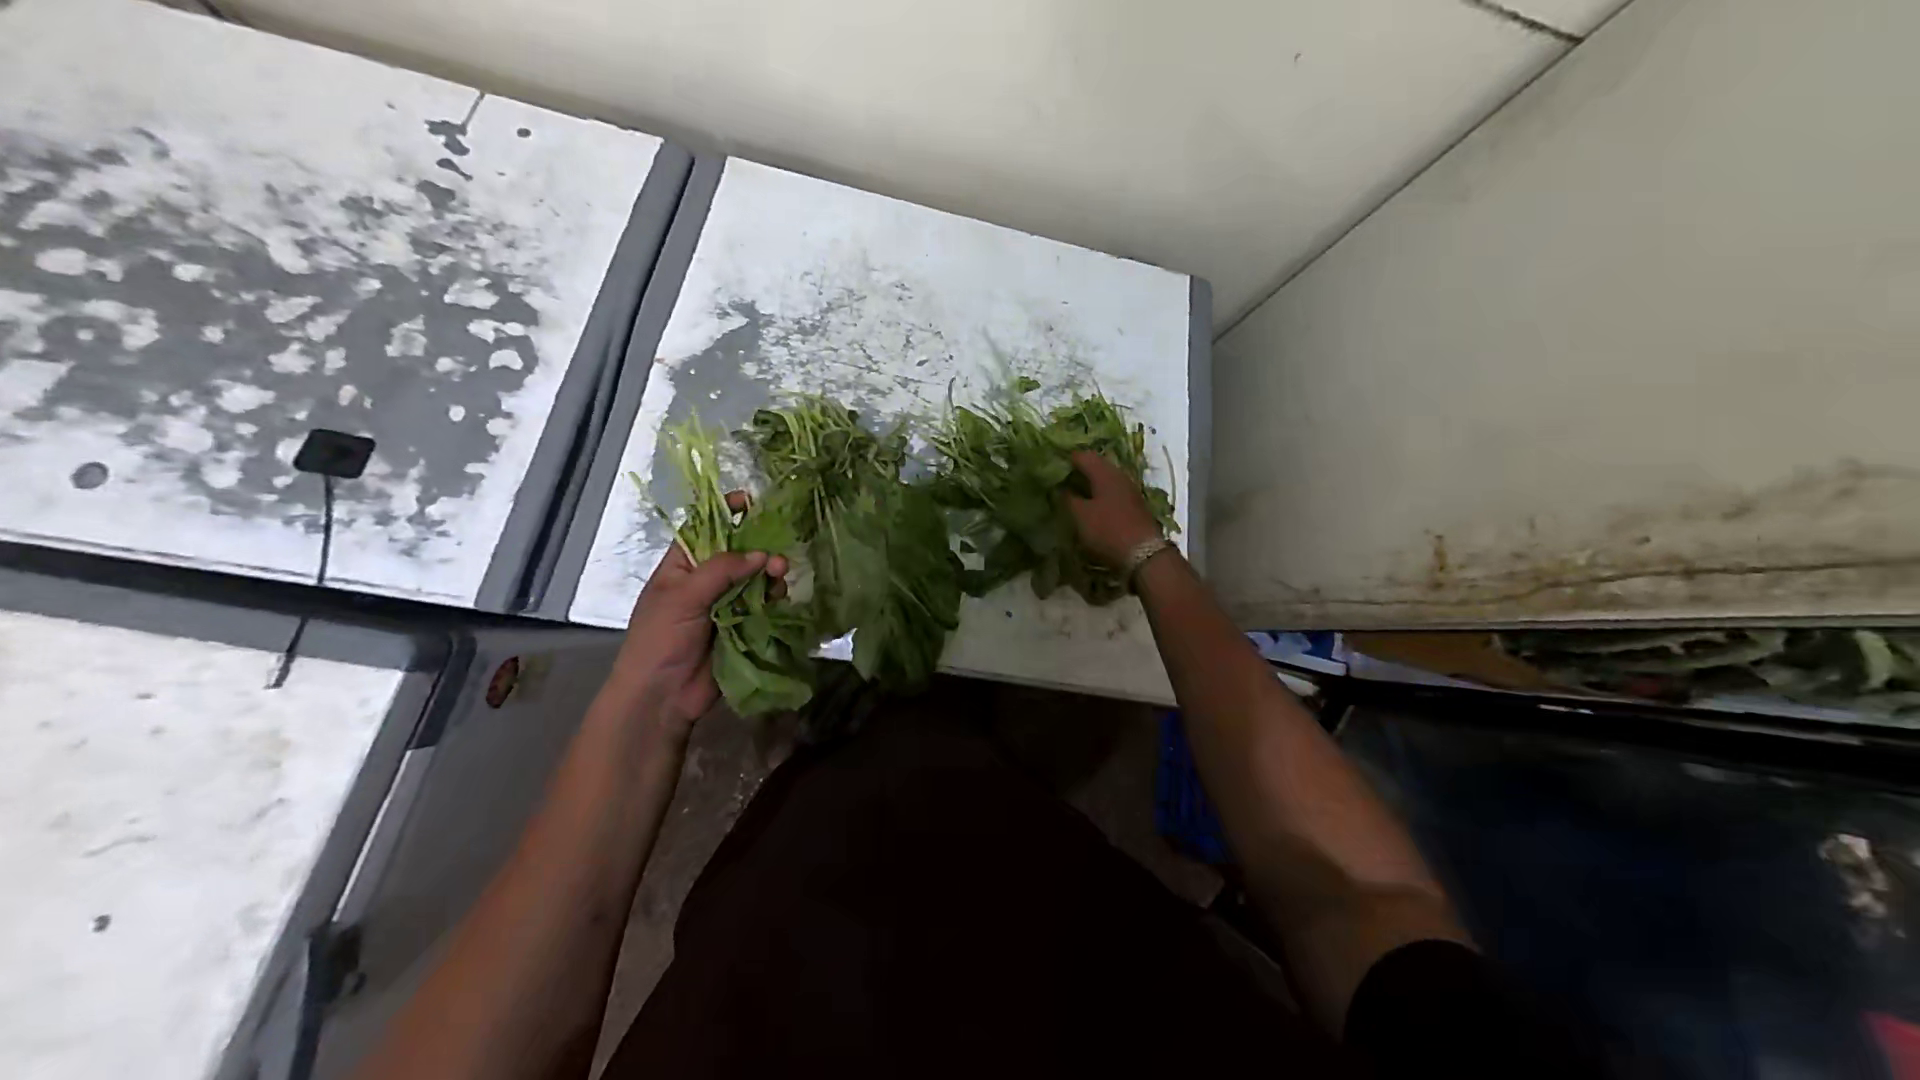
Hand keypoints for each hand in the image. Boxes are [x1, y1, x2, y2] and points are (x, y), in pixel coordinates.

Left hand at [603, 492, 788, 734]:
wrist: (662, 696)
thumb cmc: (659, 639)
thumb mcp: (682, 597)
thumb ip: (721, 570)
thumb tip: (761, 554)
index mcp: (681, 566)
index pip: (704, 529)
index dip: (725, 512)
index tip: (751, 502)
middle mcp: (705, 581)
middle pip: (738, 553)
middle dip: (759, 548)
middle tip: (776, 557)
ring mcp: (725, 604)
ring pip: (755, 579)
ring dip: (770, 575)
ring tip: (780, 579)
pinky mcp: (743, 627)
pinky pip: (764, 605)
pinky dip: (775, 599)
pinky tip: (782, 598)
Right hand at [1065, 449, 1163, 569]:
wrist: (1144, 554)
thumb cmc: (1108, 530)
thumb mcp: (1080, 516)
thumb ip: (1068, 498)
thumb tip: (1061, 487)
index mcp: (1105, 473)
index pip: (1082, 456)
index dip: (1066, 459)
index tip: (1052, 467)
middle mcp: (1120, 476)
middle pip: (1097, 466)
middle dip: (1079, 471)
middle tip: (1061, 480)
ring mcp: (1130, 490)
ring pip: (1106, 480)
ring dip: (1090, 484)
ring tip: (1073, 494)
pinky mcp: (1134, 505)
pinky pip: (1113, 492)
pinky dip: (1100, 495)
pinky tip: (1091, 506)